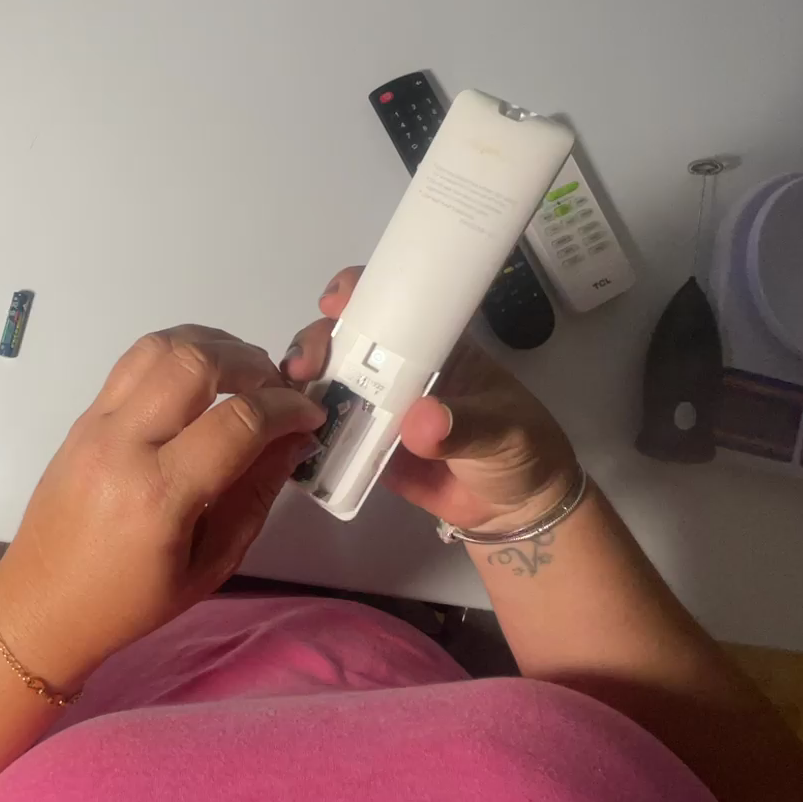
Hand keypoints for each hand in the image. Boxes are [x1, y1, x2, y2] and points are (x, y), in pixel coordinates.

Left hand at [0, 325, 324, 689]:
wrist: (42, 603)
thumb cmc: (131, 601)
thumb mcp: (211, 563)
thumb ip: (256, 494)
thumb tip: (295, 439)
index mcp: (159, 496)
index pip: (238, 422)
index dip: (287, 409)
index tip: (310, 414)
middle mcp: (123, 445)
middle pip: (195, 363)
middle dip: (252, 363)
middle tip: (277, 388)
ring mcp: (96, 424)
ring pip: (160, 346)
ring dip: (213, 346)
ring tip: (243, 372)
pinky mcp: (83, 417)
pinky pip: (134, 362)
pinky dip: (178, 353)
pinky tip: (201, 378)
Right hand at [281, 266, 577, 534]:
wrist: (511, 509)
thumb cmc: (519, 451)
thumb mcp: (503, 431)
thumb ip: (465, 426)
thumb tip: (420, 418)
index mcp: (433, 347)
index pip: (392, 303)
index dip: (357, 292)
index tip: (333, 302)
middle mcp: (396, 367)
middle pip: (343, 338)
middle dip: (315, 341)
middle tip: (302, 367)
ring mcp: (374, 404)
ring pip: (325, 378)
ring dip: (299, 381)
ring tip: (286, 396)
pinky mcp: (361, 443)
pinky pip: (325, 427)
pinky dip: (301, 425)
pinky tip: (283, 430)